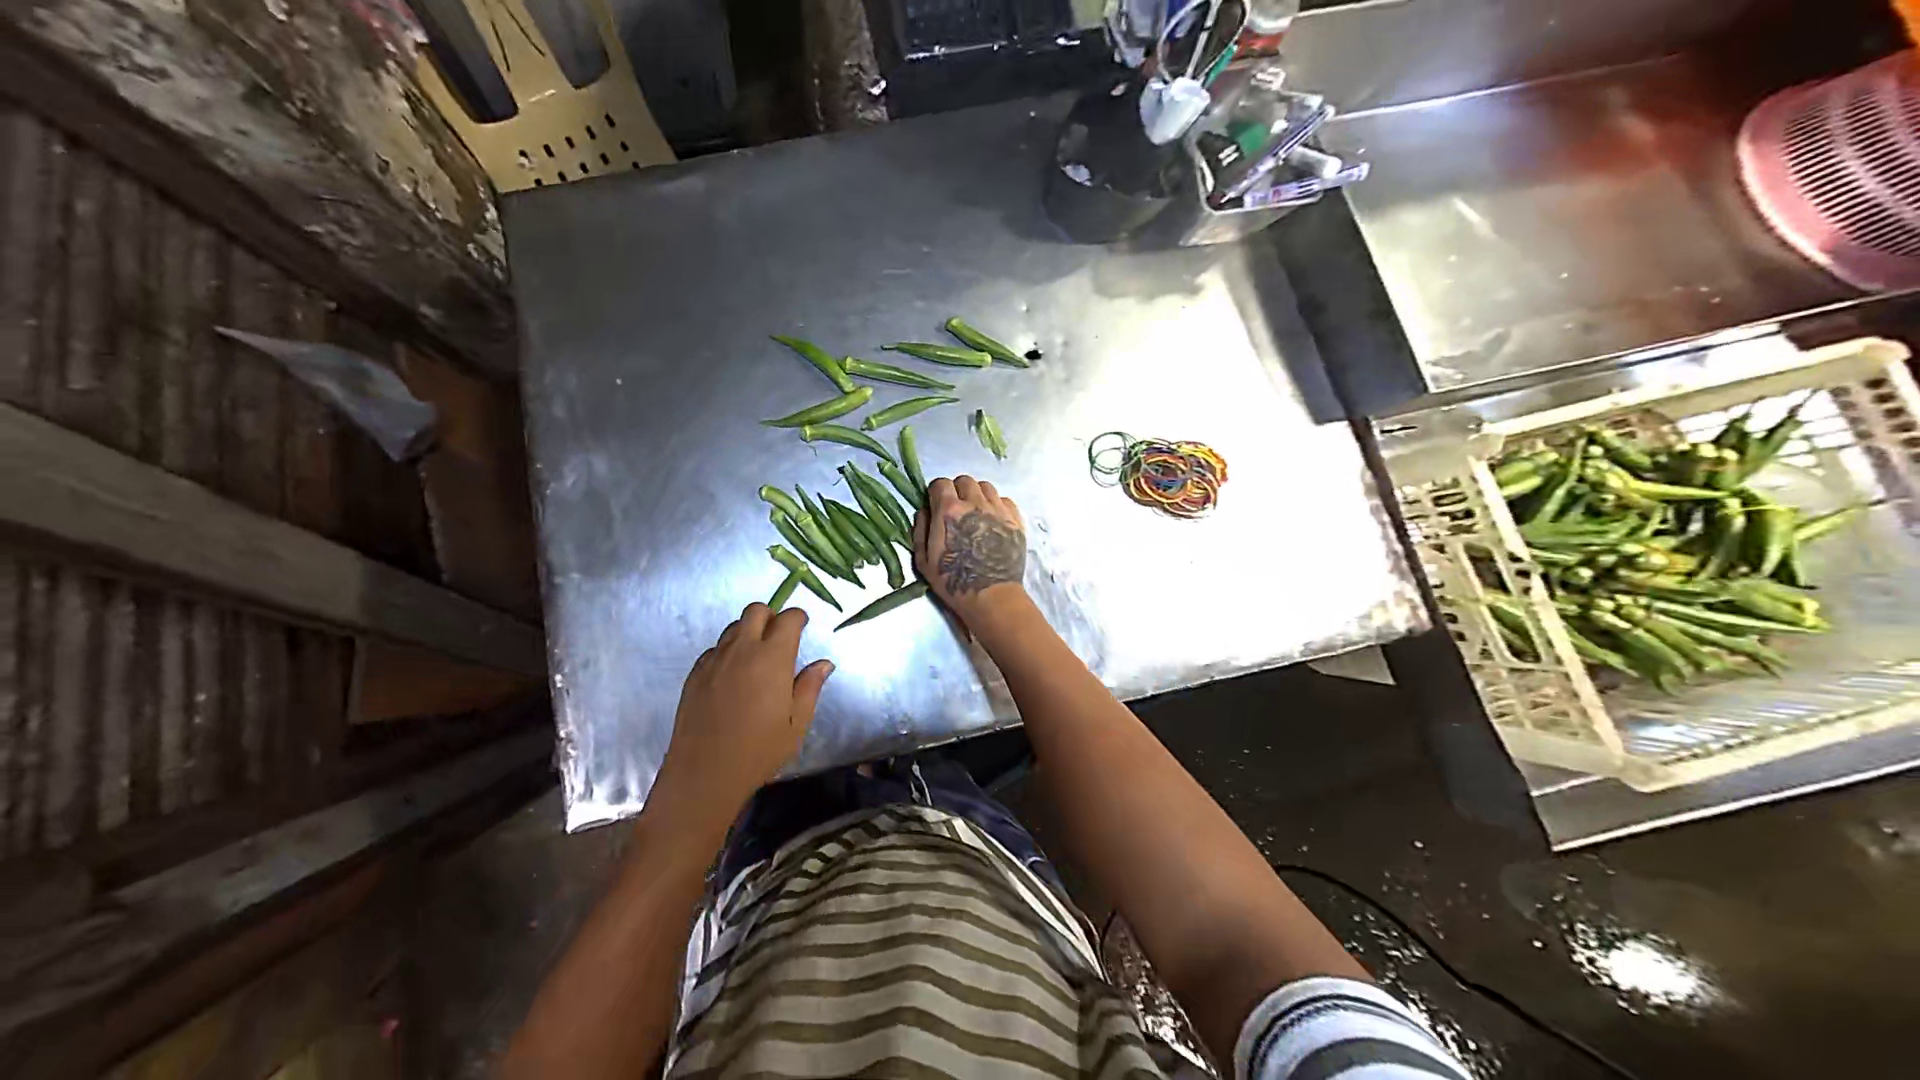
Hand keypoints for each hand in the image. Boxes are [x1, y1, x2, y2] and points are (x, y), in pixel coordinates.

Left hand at [655, 604, 833, 816]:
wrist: (705, 773)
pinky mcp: (695, 674)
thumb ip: (810, 687)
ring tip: (757, 658)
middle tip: (779, 639)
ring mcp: (714, 660)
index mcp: (772, 658)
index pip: (788, 619)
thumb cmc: (759, 750)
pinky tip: (733, 676)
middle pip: (755, 611)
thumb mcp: (797, 723)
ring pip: (733, 627)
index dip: (798, 618)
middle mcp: (742, 650)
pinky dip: (728, 652)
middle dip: (771, 616)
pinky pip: (714, 649)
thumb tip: (823, 664)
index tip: (803, 626)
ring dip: (748, 632)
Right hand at [914, 475, 1032, 635]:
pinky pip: (1005, 500)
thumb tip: (925, 511)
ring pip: (986, 487)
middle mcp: (975, 504)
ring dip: (977, 495)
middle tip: (956, 509)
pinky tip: (992, 520)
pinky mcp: (1015, 521)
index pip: (940, 483)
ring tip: (975, 513)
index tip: (937, 504)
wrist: (991, 596)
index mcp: (949, 511)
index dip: (936, 493)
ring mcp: (998, 510)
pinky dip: (997, 505)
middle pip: (965, 481)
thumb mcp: (923, 559)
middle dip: (957, 491)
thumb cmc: (953, 581)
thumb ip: (920, 529)